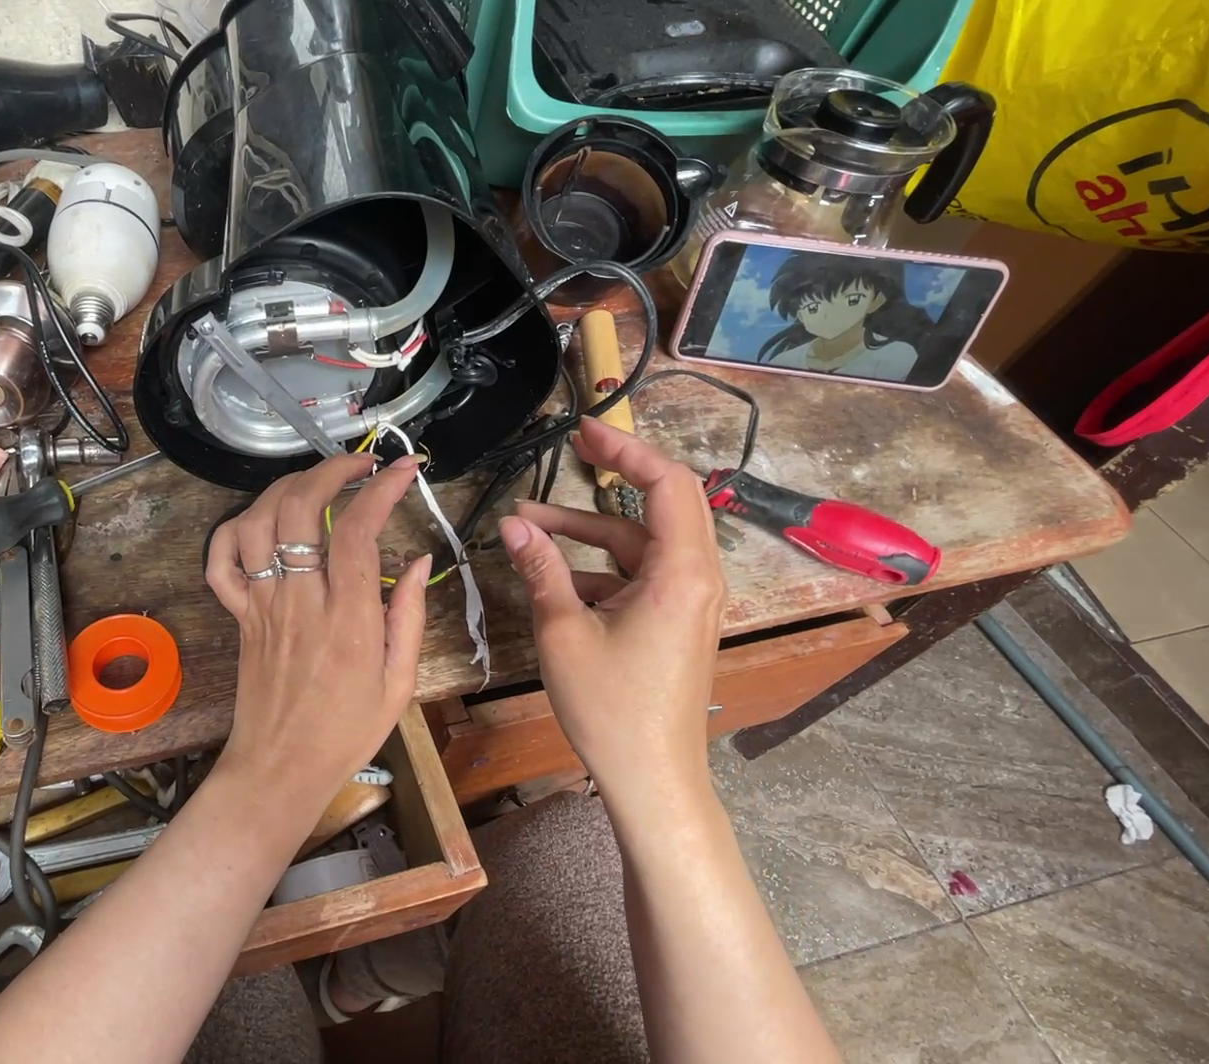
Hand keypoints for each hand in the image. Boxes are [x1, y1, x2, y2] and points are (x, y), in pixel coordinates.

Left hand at [205, 454, 430, 815]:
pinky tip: (261, 523)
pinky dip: (232, 531)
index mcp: (348, 619)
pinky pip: (220, 562)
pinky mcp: (239, 615)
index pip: (359, 530)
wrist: (279, 768)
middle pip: (299, 508)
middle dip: (330, 470)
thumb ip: (409, 616)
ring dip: (285, 488)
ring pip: (256, 522)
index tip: (403, 470)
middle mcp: (300, 600)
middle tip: (360, 466)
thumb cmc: (346, 732)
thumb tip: (418, 561)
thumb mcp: (399, 683)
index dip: (381, 489)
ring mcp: (262, 604)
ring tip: (317, 483)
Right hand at [498, 418, 725, 783]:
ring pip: (640, 543)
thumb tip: (512, 525)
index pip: (666, 485)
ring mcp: (686, 601)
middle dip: (614, 475)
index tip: (584, 431)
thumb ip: (540, 568)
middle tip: (570, 451)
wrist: (650, 777)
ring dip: (588, 531)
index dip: (625, 450)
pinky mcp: (672, 621)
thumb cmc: (610, 705)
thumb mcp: (563, 631)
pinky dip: (597, 565)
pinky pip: (638, 574)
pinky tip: (551, 573)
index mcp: (681, 572)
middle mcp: (695, 578)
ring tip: (527, 527)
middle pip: (661, 505)